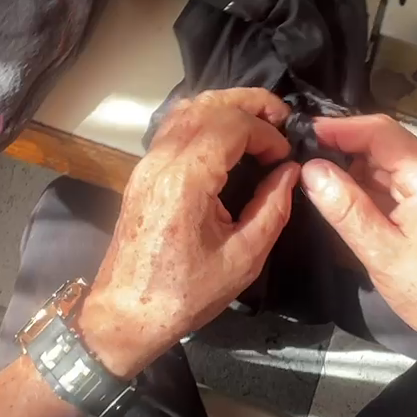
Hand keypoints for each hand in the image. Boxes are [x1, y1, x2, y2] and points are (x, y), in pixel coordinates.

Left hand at [76, 89, 300, 377]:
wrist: (126, 313)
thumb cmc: (185, 294)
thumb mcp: (243, 258)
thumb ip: (272, 208)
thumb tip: (290, 172)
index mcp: (186, 180)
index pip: (232, 125)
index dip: (266, 131)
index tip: (286, 155)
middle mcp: (162, 160)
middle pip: (208, 104)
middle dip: (250, 103)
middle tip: (282, 117)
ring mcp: (147, 163)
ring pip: (187, 109)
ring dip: (226, 106)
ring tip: (260, 121)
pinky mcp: (142, 172)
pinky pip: (174, 127)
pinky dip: (205, 119)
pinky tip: (228, 136)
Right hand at [299, 114, 416, 364]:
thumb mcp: (381, 252)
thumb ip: (345, 207)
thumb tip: (310, 168)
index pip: (380, 131)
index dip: (339, 127)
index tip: (303, 133)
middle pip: (386, 145)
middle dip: (345, 150)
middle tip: (303, 161)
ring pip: (392, 166)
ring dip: (357, 172)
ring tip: (319, 186)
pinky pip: (402, 186)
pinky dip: (374, 191)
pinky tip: (351, 206)